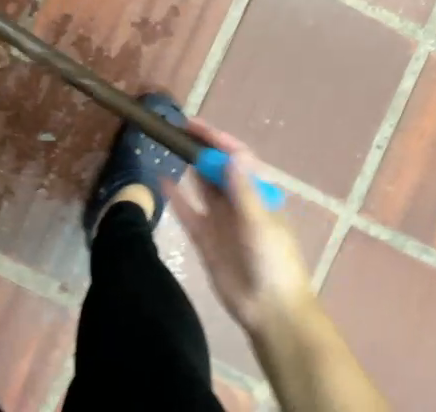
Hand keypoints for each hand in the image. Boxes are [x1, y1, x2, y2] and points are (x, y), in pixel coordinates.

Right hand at [165, 122, 314, 334]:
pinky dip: (176, 196)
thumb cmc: (273, 261)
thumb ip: (242, 190)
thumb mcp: (260, 222)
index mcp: (258, 193)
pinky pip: (188, 212)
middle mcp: (238, 201)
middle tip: (173, 131)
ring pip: (202, 186)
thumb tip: (231, 153)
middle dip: (199, 149)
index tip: (193, 126)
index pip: (236, 157)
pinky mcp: (205, 239)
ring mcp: (221, 219)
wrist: (270, 310)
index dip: (216, 139)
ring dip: (189, 167)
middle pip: (216, 168)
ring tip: (167, 147)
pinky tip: (162, 180)